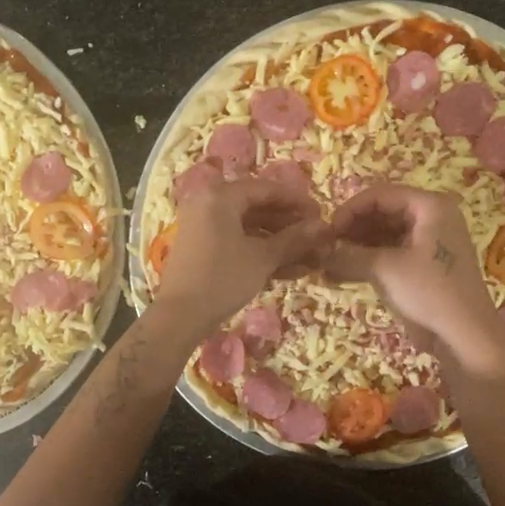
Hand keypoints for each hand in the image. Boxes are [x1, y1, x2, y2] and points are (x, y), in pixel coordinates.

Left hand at [156, 176, 330, 332]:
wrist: (180, 316)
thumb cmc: (223, 279)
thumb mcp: (262, 258)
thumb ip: (293, 239)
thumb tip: (324, 227)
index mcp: (220, 196)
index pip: (266, 189)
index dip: (297, 201)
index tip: (322, 215)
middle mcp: (208, 205)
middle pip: (257, 209)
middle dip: (290, 226)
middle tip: (317, 239)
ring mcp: (203, 228)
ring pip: (249, 230)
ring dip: (279, 244)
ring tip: (310, 259)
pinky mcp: (202, 251)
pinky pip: (236, 244)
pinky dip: (260, 254)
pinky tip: (290, 271)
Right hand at [324, 184, 504, 375]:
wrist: (464, 335)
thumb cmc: (430, 292)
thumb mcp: (385, 269)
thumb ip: (349, 255)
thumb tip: (319, 252)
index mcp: (430, 207)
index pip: (380, 195)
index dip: (350, 210)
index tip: (327, 231)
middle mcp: (430, 218)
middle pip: (381, 213)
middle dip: (351, 230)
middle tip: (325, 248)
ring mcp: (427, 244)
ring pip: (383, 235)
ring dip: (355, 247)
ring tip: (327, 264)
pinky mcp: (421, 267)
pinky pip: (389, 255)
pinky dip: (366, 262)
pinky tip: (340, 275)